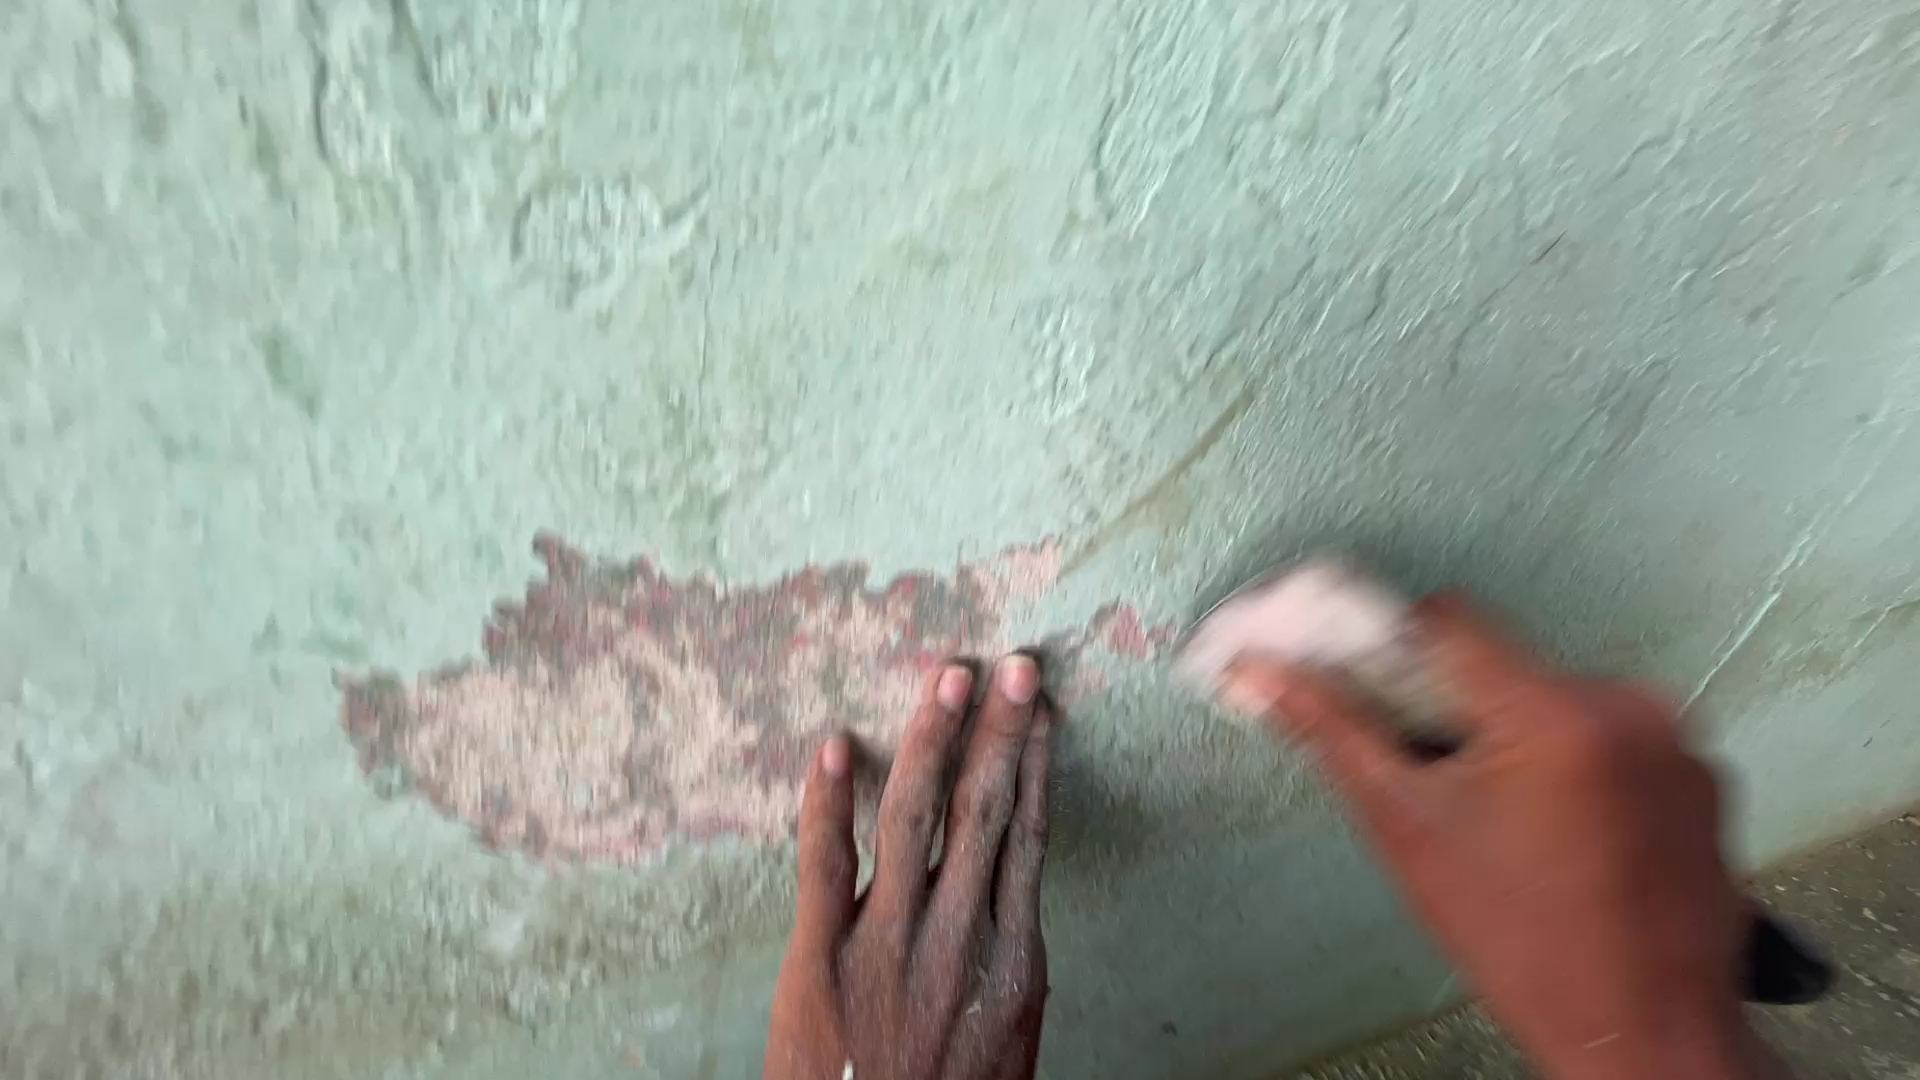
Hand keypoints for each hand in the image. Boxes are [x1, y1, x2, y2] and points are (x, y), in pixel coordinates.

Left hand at [764, 656, 1053, 1079]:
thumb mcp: (1007, 1031)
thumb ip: (1010, 952)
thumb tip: (1016, 874)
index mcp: (1011, 960)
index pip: (1029, 835)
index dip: (1036, 764)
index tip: (1042, 711)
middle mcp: (957, 940)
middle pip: (985, 811)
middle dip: (1000, 731)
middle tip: (1014, 668)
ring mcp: (886, 944)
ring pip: (915, 819)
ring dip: (932, 741)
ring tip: (947, 681)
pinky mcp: (818, 959)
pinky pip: (823, 864)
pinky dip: (826, 801)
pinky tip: (833, 746)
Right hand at [1226, 596, 1785, 1079]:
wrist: (1645, 1042)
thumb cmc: (1513, 937)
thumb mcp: (1400, 822)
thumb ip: (1327, 728)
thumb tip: (1257, 672)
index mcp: (1552, 716)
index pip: (1444, 619)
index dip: (1387, 641)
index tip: (1360, 680)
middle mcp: (1629, 708)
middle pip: (1493, 658)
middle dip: (1441, 696)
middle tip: (1418, 759)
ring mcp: (1676, 741)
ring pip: (1540, 689)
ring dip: (1495, 722)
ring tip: (1479, 796)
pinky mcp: (1699, 771)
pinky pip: (1595, 723)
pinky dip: (1551, 748)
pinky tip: (1539, 813)